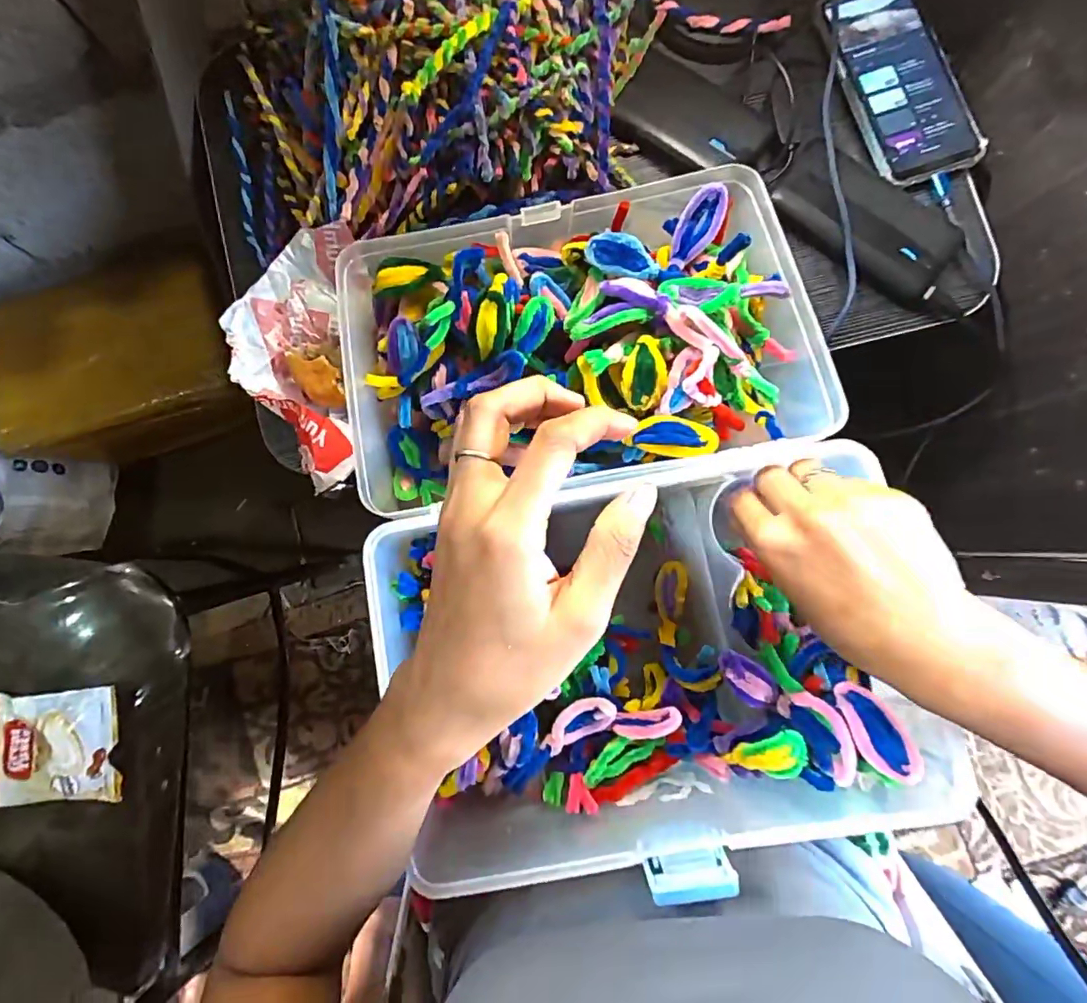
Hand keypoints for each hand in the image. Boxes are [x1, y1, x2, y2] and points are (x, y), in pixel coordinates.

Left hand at [382, 379, 657, 773]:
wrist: (445, 694)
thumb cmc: (516, 669)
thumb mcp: (580, 619)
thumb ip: (611, 548)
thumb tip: (641, 491)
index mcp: (508, 530)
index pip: (551, 444)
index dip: (595, 422)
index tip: (629, 429)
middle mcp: (470, 506)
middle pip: (486, 411)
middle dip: (536, 392)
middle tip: (582, 409)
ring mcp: (451, 510)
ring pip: (472, 430)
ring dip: (517, 411)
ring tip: (567, 427)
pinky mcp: (448, 520)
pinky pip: (470, 457)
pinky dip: (503, 438)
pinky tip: (538, 462)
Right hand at [729, 460, 995, 701]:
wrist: (925, 635)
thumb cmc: (856, 629)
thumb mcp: (793, 591)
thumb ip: (775, 549)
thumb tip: (766, 525)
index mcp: (775, 542)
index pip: (741, 499)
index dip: (748, 505)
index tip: (755, 509)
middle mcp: (805, 513)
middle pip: (771, 473)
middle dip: (775, 487)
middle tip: (788, 503)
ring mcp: (847, 500)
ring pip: (812, 470)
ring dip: (812, 486)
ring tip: (829, 511)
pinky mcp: (885, 495)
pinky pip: (854, 482)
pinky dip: (853, 497)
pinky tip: (867, 525)